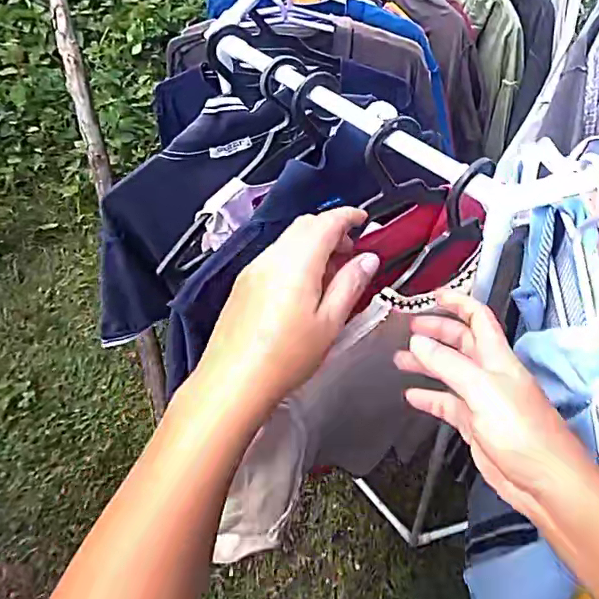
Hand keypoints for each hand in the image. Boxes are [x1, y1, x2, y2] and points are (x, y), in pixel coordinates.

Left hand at [192, 207, 380, 421]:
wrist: (232, 383)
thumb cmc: (283, 358)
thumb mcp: (329, 323)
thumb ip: (350, 284)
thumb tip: (367, 259)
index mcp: (296, 262)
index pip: (325, 222)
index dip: (347, 216)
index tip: (363, 220)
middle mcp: (271, 258)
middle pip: (305, 226)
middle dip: (331, 230)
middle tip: (352, 252)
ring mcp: (254, 269)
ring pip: (288, 240)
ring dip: (313, 245)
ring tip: (331, 276)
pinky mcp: (243, 284)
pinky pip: (275, 257)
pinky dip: (295, 259)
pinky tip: (305, 288)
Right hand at [395, 290, 595, 525]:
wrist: (546, 483)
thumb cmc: (527, 435)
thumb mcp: (482, 390)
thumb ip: (448, 363)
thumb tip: (419, 342)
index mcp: (498, 358)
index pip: (477, 317)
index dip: (457, 302)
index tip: (434, 295)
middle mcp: (491, 374)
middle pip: (461, 342)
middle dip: (436, 331)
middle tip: (410, 327)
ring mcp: (484, 400)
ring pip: (451, 372)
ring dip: (427, 363)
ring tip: (402, 358)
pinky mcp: (477, 426)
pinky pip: (448, 404)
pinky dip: (430, 397)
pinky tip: (414, 396)